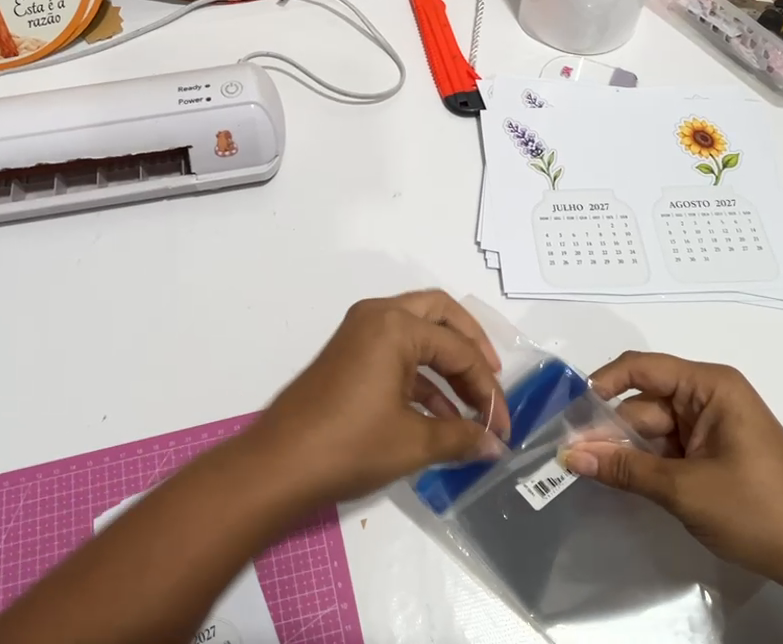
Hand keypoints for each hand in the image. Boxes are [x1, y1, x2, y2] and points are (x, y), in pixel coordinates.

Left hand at [240, 291, 510, 505]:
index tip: (502, 427)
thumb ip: (461, 436)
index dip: (488, 390)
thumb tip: (494, 445)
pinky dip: (422, 378)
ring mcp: (359, 334)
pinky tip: (441, 417)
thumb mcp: (413, 442)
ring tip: (471, 412)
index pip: (459, 349)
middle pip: (441, 317)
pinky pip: (397, 354)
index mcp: (395, 325)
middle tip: (492, 383)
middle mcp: (377, 316)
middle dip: (472, 349)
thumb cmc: (349, 446)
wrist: (279, 465)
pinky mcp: (349, 356)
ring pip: (419, 335)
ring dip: (447, 367)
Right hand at [561, 353, 782, 589]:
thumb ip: (623, 468)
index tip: (570, 412)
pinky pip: (668, 447)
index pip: (642, 368)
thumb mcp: (683, 489)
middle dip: (610, 427)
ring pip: (652, 427)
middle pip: (644, 401)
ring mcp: (714, 427)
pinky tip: (621, 480)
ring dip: (626, 449)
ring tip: (589, 472)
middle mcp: (710, 397)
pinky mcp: (715, 454)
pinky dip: (646, 462)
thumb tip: (569, 456)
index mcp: (710, 386)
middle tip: (570, 455)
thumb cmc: (758, 510)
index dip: (603, 384)